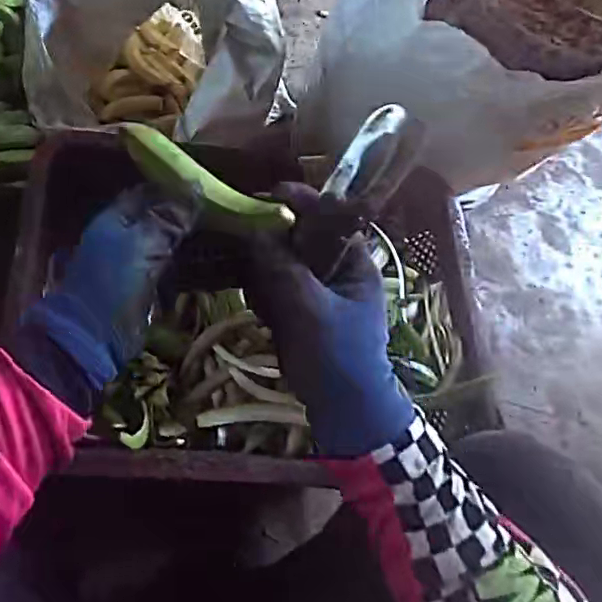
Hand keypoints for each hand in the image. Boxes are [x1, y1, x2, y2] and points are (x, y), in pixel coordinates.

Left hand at [17, 186, 198, 405]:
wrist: (91, 337)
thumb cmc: (114, 283)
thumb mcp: (145, 244)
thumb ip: (170, 217)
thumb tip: (196, 186)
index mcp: (113, 218)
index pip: (146, 192)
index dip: (172, 187)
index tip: (203, 186)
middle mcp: (117, 236)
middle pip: (152, 216)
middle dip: (180, 212)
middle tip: (215, 208)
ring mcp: (124, 263)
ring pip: (158, 240)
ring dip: (180, 237)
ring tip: (214, 231)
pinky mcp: (134, 288)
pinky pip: (160, 266)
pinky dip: (177, 262)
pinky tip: (199, 261)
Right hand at [243, 183, 411, 455]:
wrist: (343, 408)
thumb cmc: (340, 356)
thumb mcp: (313, 310)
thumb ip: (284, 270)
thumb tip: (257, 233)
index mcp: (353, 262)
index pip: (329, 218)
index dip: (303, 201)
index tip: (271, 193)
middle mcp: (333, 268)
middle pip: (298, 236)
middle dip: (273, 240)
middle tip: (248, 241)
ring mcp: (313, 287)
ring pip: (279, 260)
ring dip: (264, 270)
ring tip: (260, 294)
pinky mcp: (295, 306)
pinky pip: (271, 285)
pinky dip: (261, 293)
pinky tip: (261, 312)